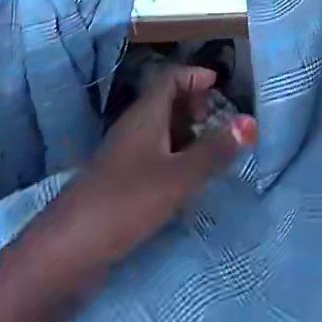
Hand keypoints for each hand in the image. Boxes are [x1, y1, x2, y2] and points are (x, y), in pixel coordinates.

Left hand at [43, 66, 256, 265]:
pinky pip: (154, 155)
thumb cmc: (127, 200)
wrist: (70, 246)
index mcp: (146, 115)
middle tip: (223, 122)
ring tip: (214, 151)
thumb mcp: (179, 176)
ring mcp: (125, 155)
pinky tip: (188, 180)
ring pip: (161, 130)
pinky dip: (175, 157)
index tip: (223, 84)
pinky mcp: (121, 181)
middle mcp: (134, 127)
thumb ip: (215, 150)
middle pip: (166, 101)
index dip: (196, 75)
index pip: (171, 78)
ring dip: (187, 133)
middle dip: (195, 105)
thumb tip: (251, 121)